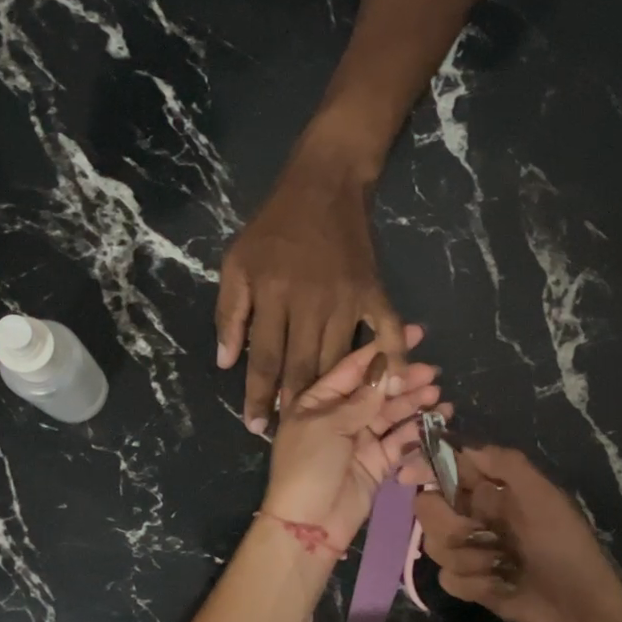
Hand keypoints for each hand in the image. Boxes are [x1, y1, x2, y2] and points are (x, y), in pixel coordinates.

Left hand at [215, 146, 407, 434]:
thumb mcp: (236, 263)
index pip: (264, 358)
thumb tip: (227, 361)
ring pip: (339, 359)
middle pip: (303, 367)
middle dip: (293, 405)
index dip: (258, 395)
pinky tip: (395, 386)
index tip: (254, 426)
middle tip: (289, 436)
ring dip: (334, 396)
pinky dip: (393, 359)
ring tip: (328, 426)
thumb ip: (229, 313)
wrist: (323, 185)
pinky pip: (387, 331)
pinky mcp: (373, 292)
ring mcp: (347, 299)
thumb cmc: (273, 228)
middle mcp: (310, 303)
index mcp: (272, 295)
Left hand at [261, 325, 444, 551]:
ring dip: (414, 401)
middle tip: (431, 370)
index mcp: (316, 401)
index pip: (353, 368)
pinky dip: (417, 428)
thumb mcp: (329, 425)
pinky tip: (437, 416)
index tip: (412, 333)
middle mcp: (339, 416)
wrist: (309, 524)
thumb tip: (386, 368)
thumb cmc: (308, 466)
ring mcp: (359, 440)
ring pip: (391, 413)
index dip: (382, 350)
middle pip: (376, 390)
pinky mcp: (376, 462)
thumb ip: (362, 398)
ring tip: (437, 391)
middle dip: (403, 378)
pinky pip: (400, 439)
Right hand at [411, 446, 621, 621]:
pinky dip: (473, 584)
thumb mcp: (543, 495)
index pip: (445, 468)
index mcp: (492, 489)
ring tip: (501, 565)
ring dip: (468, 558)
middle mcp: (474, 515)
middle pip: (428, 508)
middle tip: (479, 533)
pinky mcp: (467, 582)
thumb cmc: (562, 544)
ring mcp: (468, 549)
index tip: (410, 476)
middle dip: (450, 525)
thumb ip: (505, 463)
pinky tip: (498, 586)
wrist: (574, 606)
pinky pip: (446, 577)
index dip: (425, 468)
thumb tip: (462, 448)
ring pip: (434, 545)